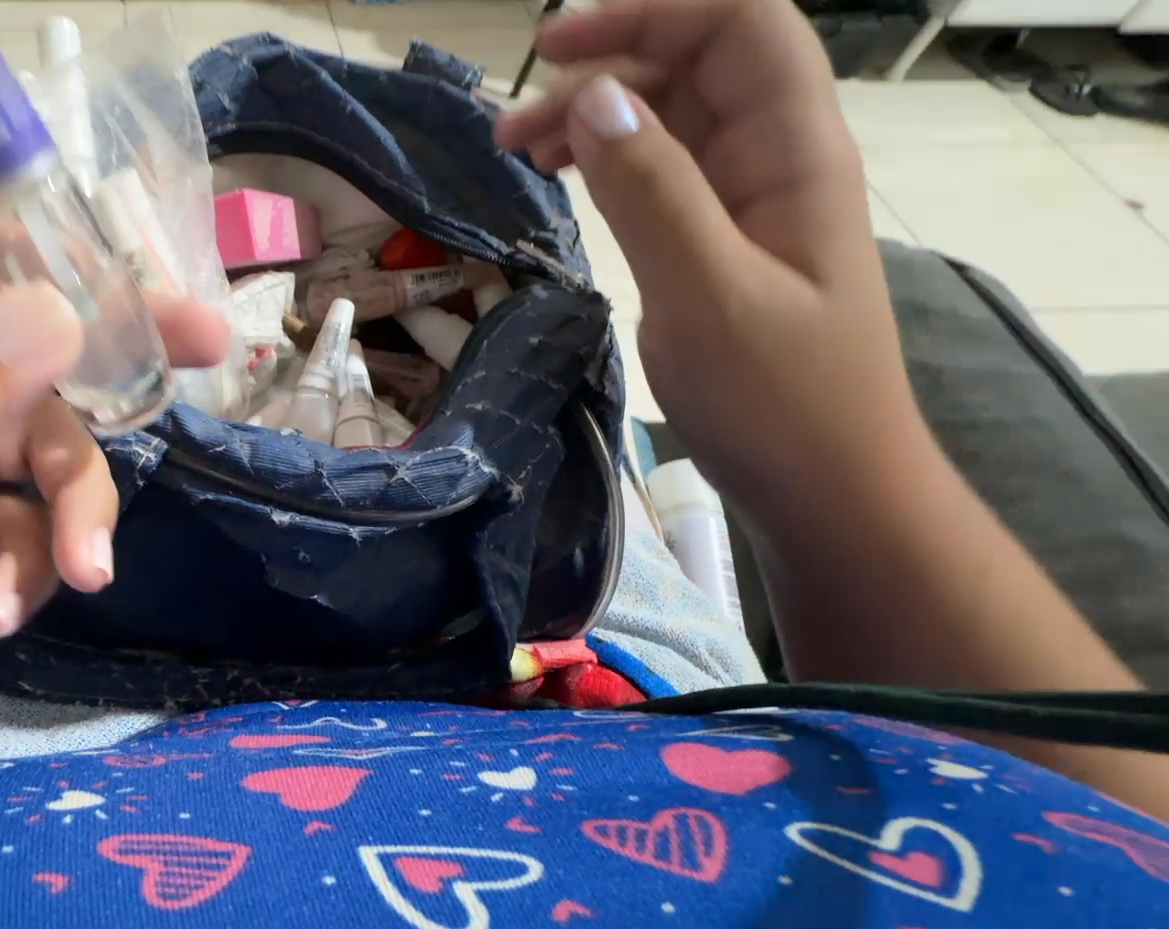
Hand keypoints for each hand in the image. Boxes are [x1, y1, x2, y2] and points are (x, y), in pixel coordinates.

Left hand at [0, 186, 228, 784]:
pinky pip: (40, 527)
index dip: (8, 246)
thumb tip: (57, 313)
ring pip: (52, 446)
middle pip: (25, 343)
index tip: (88, 292)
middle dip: (107, 364)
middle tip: (208, 347)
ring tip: (78, 570)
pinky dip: (40, 567)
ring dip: (74, 506)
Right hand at [495, 0, 926, 507]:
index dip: (647, 13)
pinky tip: (565, 183)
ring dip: (595, 120)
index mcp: (794, 151)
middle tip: (508, 133)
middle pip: (691, 66)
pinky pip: (660, 176)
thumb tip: (593, 99)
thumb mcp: (708, 295)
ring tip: (520, 155)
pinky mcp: (715, 245)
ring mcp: (743, 204)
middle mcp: (772, 159)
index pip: (735, 24)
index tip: (550, 51)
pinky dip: (607, 166)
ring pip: (669, 121)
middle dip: (600, 74)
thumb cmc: (778, 398)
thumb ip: (653, 192)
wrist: (822, 480)